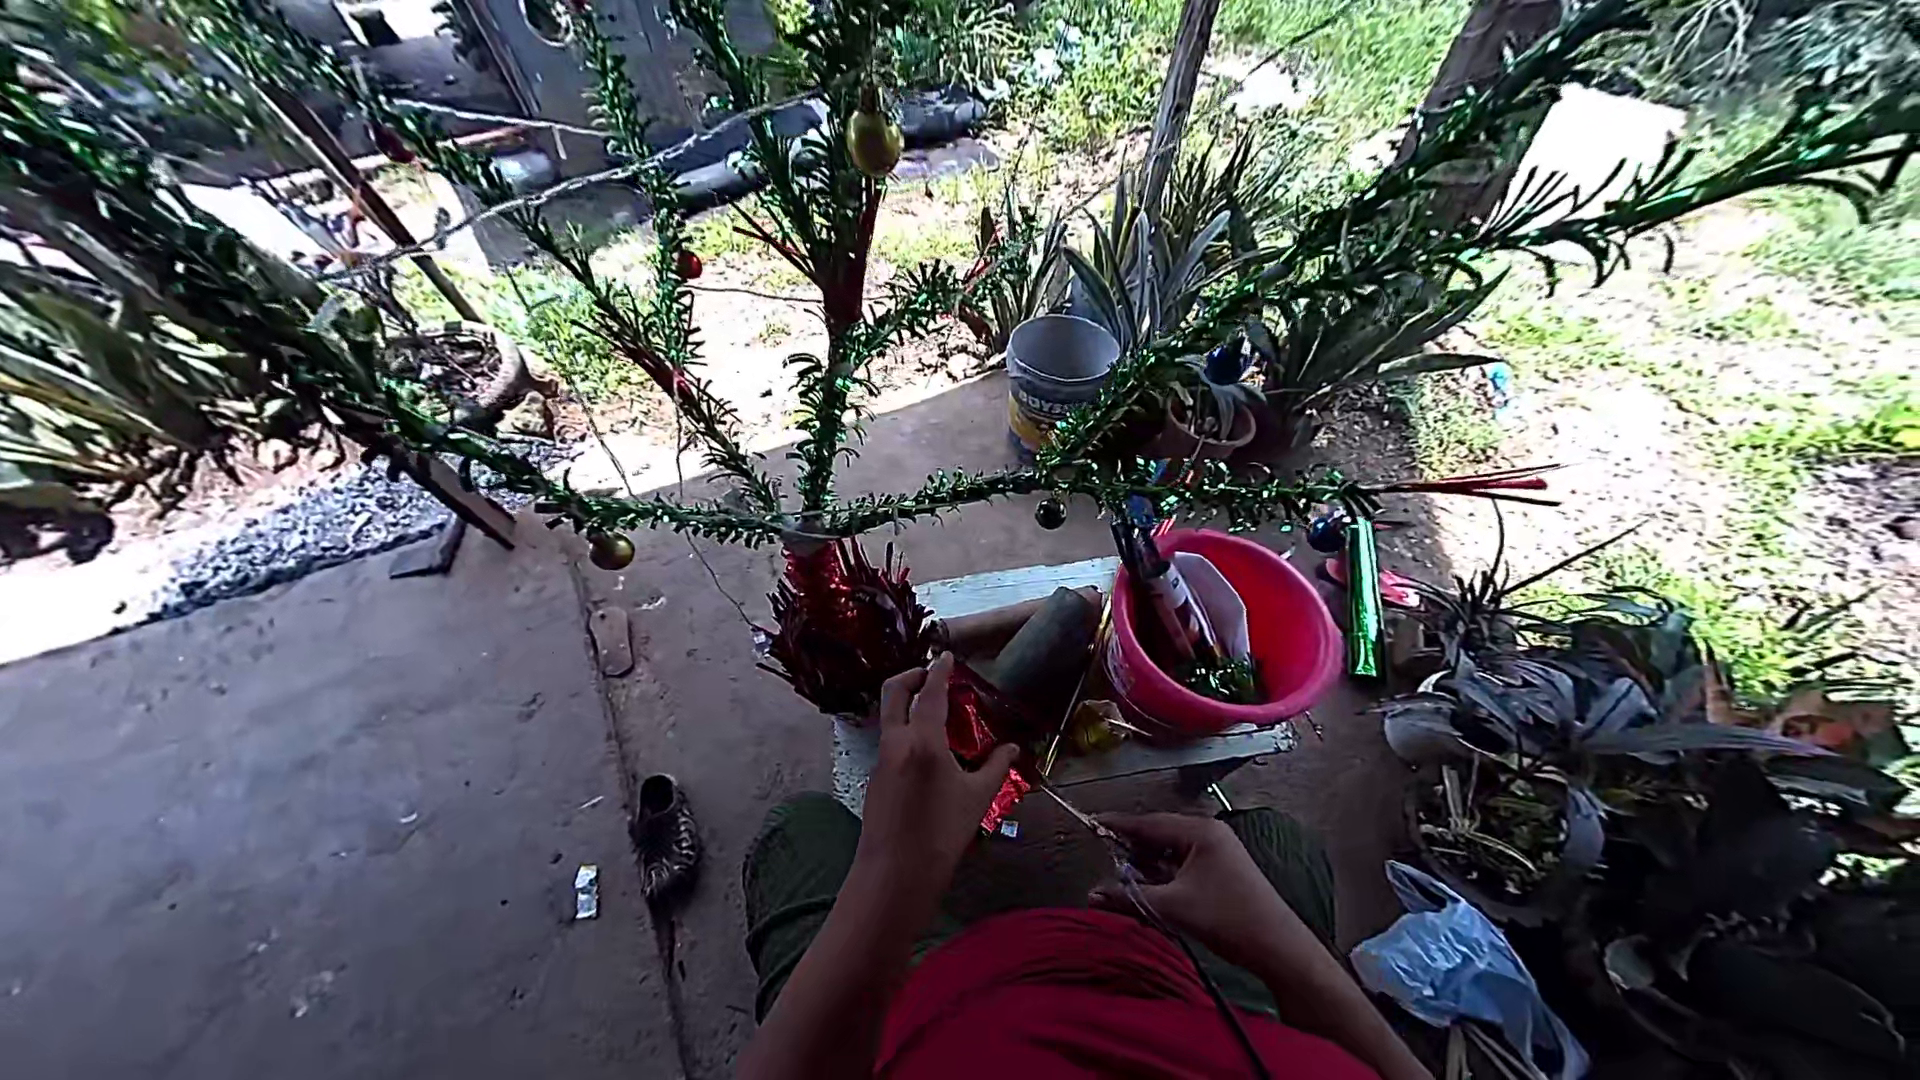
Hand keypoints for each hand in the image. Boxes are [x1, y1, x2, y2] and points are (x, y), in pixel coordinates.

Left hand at [855, 653, 1018, 900]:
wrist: (893, 876)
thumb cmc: (941, 835)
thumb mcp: (977, 798)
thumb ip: (996, 767)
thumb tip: (1014, 749)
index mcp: (922, 741)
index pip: (930, 692)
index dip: (940, 670)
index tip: (946, 655)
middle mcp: (896, 742)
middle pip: (894, 691)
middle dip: (911, 675)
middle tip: (931, 675)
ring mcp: (880, 759)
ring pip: (890, 716)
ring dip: (908, 704)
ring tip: (936, 715)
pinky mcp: (874, 777)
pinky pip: (890, 740)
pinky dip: (906, 730)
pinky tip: (927, 753)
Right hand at [1089, 812, 1314, 972]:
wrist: (1281, 950)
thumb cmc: (1228, 920)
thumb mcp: (1173, 907)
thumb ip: (1130, 897)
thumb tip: (1092, 895)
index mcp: (1200, 830)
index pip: (1149, 822)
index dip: (1119, 824)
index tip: (1093, 821)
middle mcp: (1209, 831)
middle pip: (1160, 833)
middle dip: (1133, 846)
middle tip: (1106, 854)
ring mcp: (1219, 848)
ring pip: (1172, 848)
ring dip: (1150, 861)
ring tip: (1126, 873)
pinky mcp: (1223, 866)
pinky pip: (1184, 860)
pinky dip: (1166, 870)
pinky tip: (1153, 884)